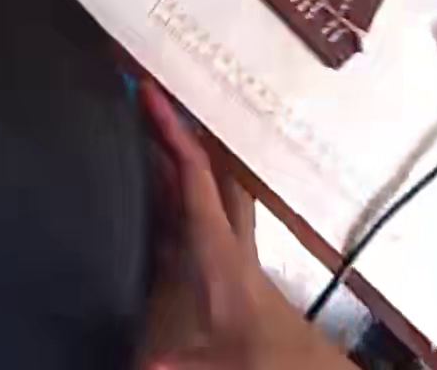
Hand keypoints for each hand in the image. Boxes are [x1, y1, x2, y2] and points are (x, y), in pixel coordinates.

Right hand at [138, 82, 349, 369]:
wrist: (295, 365)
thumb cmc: (263, 354)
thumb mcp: (222, 361)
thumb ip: (184, 362)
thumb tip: (142, 367)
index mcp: (218, 242)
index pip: (194, 171)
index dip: (171, 130)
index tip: (150, 92)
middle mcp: (219, 228)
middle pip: (197, 161)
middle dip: (173, 125)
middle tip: (144, 96)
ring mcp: (216, 237)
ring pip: (195, 179)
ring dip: (170, 150)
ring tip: (141, 123)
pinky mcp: (211, 254)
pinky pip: (186, 203)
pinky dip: (167, 182)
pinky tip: (147, 180)